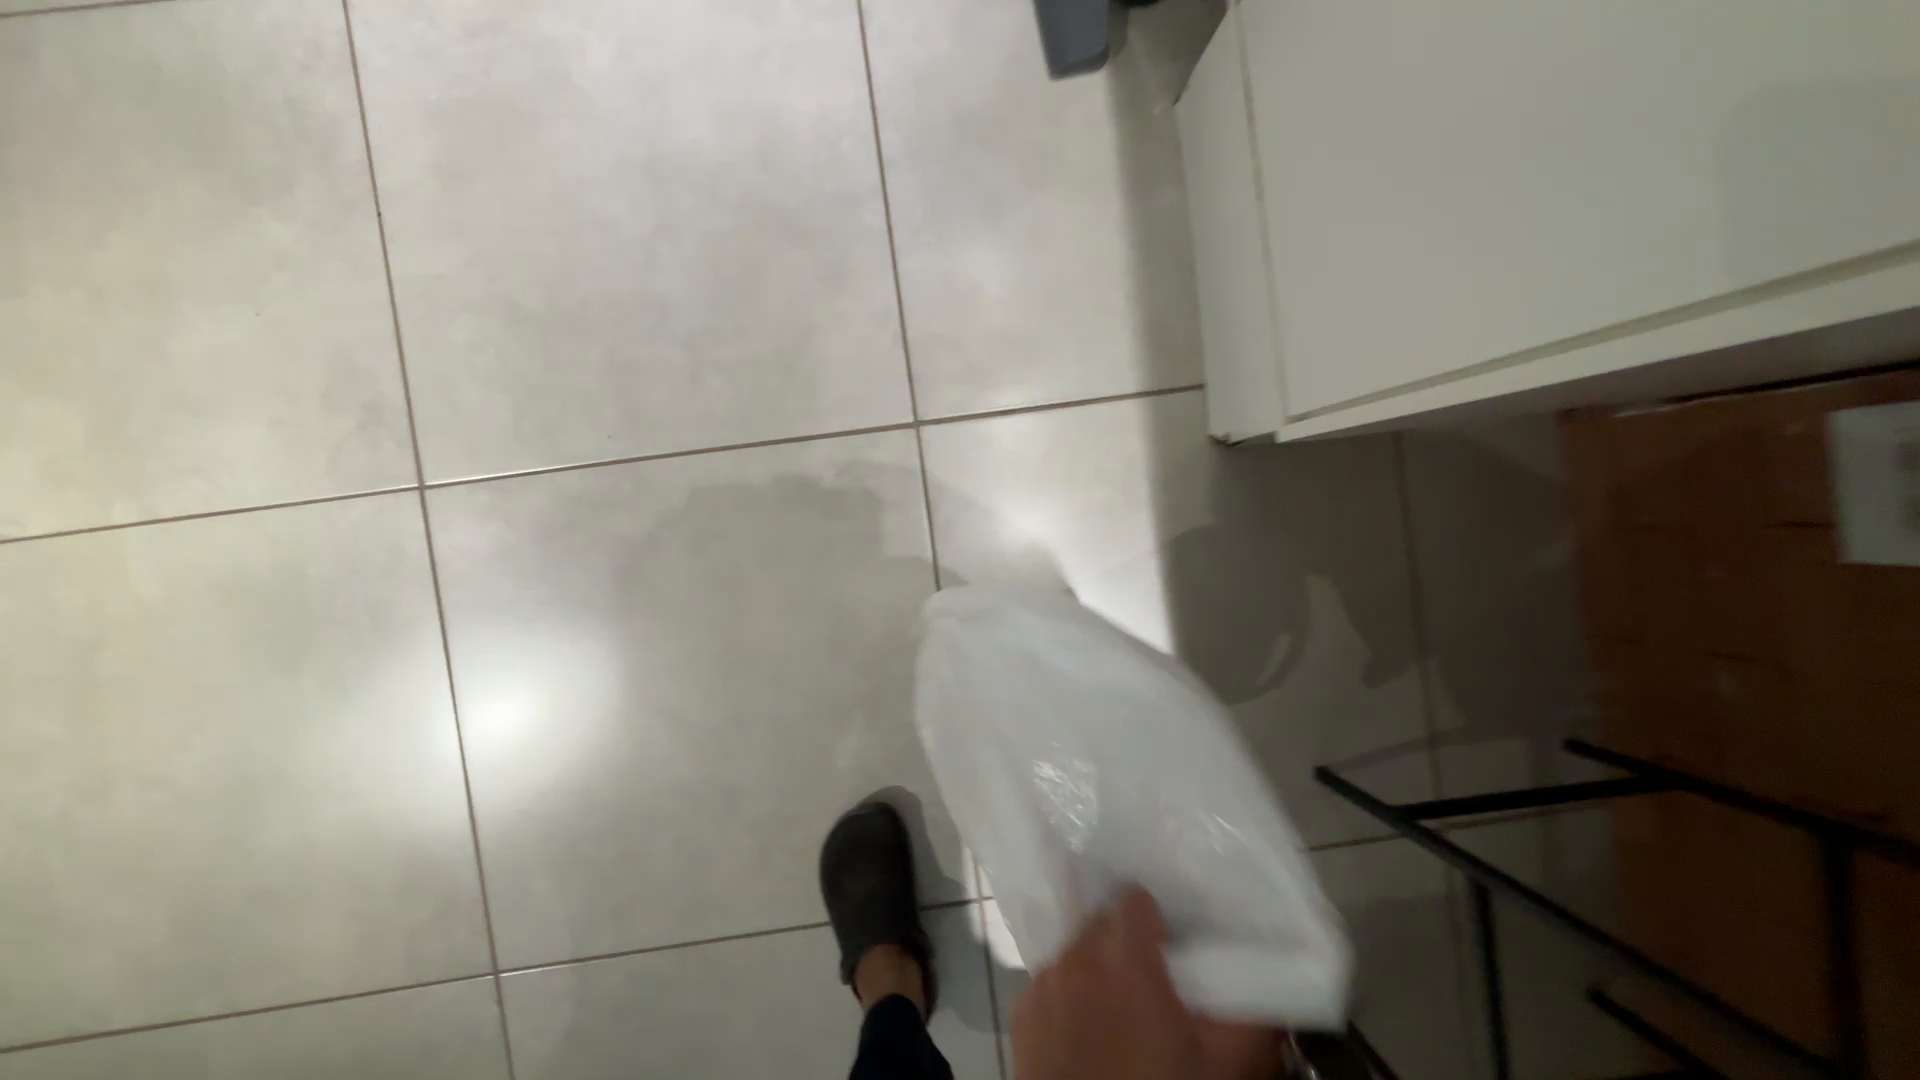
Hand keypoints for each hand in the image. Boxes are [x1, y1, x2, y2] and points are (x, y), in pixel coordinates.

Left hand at [1010, 886, 1283, 1079]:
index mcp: (1125, 955)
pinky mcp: (1020, 1012)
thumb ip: (1249, 1014)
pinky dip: (1066, 996)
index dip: (1154, 915)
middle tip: (1149, 980)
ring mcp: (1041, 981)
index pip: (1134, 897)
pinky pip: (1048, 983)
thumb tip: (1266, 980)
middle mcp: (1076, 954)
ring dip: (1094, 968)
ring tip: (1118, 1009)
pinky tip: (1085, 1030)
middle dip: (1124, 942)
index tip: (1171, 941)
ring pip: (1073, 952)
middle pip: (1101, 922)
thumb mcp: (1222, 1061)